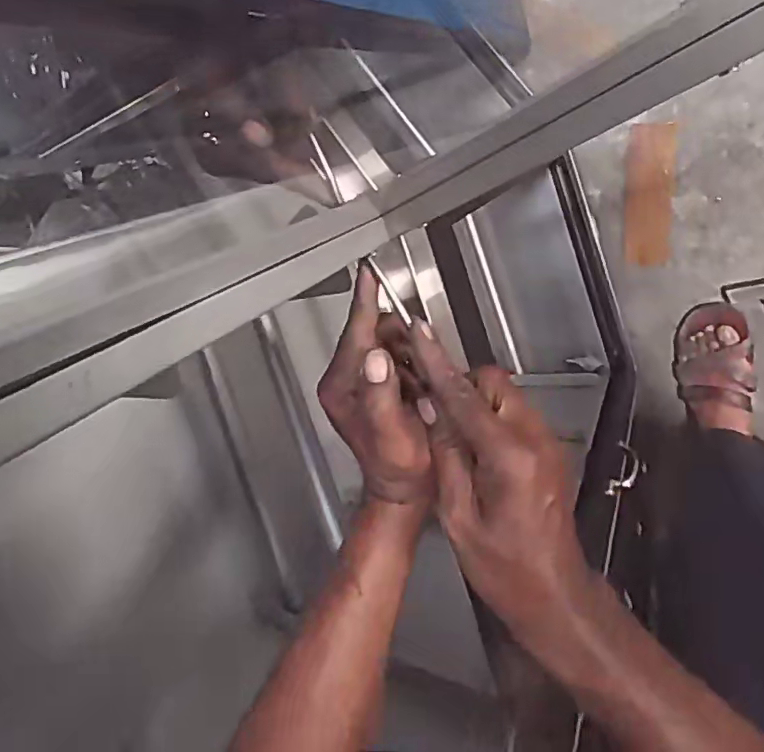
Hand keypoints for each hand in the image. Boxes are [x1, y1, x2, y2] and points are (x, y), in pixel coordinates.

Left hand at [318, 267, 433, 509]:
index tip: (368, 274)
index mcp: (344, 385)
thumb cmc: (400, 467)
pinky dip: (412, 366)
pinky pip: (396, 357)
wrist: (403, 489)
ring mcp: (360, 382)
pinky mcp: (374, 385)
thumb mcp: (393, 434)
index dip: (365, 301)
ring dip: (410, 357)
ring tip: (419, 390)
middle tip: (419, 373)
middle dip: (403, 344)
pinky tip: (418, 391)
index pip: (356, 331)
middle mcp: (346, 380)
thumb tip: (376, 358)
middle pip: (376, 332)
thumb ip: (382, 396)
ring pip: (389, 343)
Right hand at [402, 323, 596, 637]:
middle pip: (492, 383)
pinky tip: (475, 449)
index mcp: (508, 458)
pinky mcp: (549, 447)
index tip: (421, 332)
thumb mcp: (458, 518)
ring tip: (454, 438)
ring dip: (476, 404)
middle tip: (435, 412)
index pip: (465, 397)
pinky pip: (515, 414)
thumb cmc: (506, 569)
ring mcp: (547, 441)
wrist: (555, 591)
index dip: (438, 362)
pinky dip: (491, 418)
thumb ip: (445, 455)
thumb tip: (430, 408)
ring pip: (505, 395)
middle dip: (461, 388)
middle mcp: (535, 439)